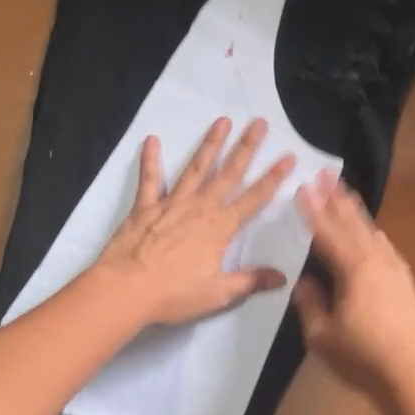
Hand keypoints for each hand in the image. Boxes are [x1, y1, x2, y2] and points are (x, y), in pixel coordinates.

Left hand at [93, 117, 296, 326]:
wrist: (126, 289)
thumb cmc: (174, 293)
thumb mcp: (218, 293)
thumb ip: (250, 281)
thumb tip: (282, 277)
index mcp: (220, 227)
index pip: (254, 198)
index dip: (273, 178)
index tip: (288, 157)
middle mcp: (200, 207)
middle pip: (229, 173)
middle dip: (246, 147)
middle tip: (259, 122)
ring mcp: (172, 203)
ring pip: (196, 168)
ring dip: (210, 144)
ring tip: (222, 121)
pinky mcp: (145, 206)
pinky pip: (150, 179)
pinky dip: (150, 159)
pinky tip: (151, 140)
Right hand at [292, 173, 414, 410]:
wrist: (414, 375)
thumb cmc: (363, 357)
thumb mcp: (322, 336)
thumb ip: (311, 304)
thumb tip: (305, 281)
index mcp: (353, 269)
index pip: (326, 233)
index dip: (312, 210)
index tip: (302, 186)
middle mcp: (376, 261)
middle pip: (352, 224)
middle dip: (336, 199)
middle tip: (326, 174)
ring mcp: (395, 271)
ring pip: (371, 233)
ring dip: (356, 212)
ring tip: (346, 192)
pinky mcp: (406, 284)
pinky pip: (386, 248)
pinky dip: (374, 233)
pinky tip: (375, 232)